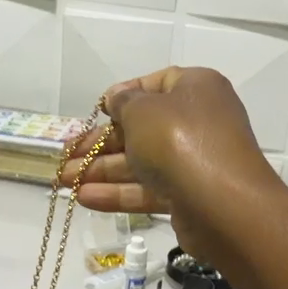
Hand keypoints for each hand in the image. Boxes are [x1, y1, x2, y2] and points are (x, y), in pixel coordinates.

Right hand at [65, 68, 280, 257]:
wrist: (224, 205)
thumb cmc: (180, 140)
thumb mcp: (143, 111)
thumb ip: (124, 102)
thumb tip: (116, 98)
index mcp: (195, 89)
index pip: (155, 84)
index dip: (123, 96)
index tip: (97, 112)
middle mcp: (198, 121)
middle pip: (141, 128)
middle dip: (100, 143)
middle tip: (66, 155)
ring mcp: (194, 160)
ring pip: (141, 161)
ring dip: (101, 170)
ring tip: (63, 181)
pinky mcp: (188, 195)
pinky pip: (148, 189)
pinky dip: (118, 193)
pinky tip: (83, 198)